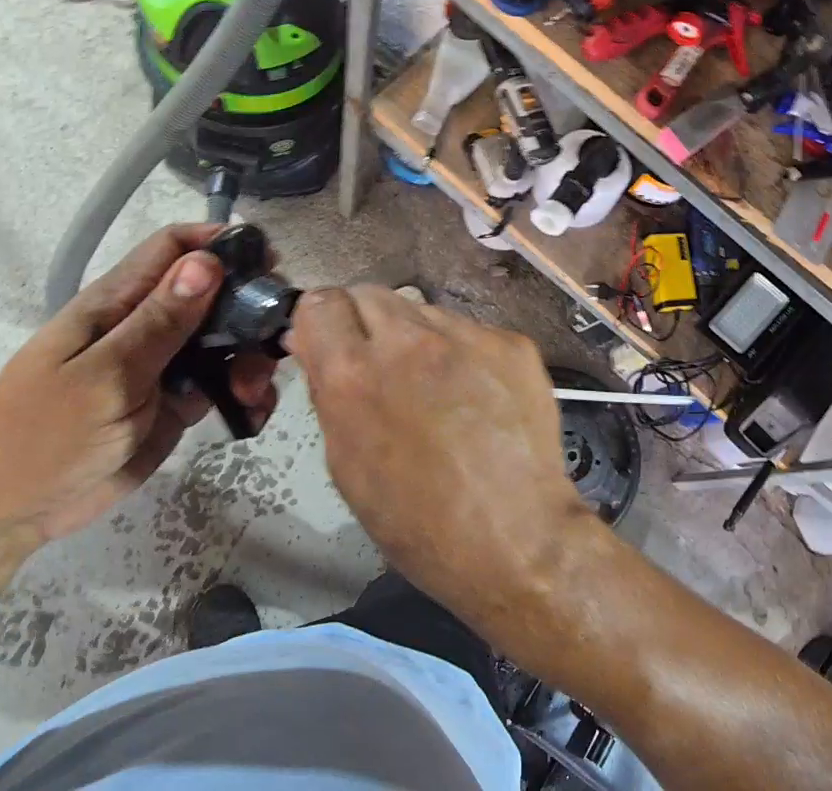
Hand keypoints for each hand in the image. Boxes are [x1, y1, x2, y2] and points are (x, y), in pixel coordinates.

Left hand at [0, 224, 280, 542]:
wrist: (19, 510)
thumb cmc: (47, 436)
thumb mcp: (105, 376)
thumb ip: (159, 321)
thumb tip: (206, 262)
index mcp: (115, 304)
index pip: (172, 248)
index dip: (219, 243)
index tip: (268, 261)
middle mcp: (145, 325)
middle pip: (213, 293)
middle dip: (250, 308)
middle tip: (276, 337)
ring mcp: (165, 364)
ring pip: (227, 340)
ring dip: (253, 357)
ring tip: (254, 391)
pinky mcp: (180, 400)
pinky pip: (226, 382)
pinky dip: (248, 391)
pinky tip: (253, 410)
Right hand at [288, 287, 590, 622]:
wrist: (516, 536)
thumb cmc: (420, 522)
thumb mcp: (349, 466)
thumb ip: (329, 394)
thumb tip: (315, 349)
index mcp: (354, 374)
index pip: (320, 303)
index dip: (321, 323)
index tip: (330, 342)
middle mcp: (408, 340)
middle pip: (371, 295)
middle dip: (366, 323)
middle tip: (380, 364)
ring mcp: (467, 337)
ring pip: (425, 312)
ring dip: (418, 338)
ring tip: (436, 388)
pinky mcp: (512, 344)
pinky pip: (473, 333)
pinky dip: (466, 355)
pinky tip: (479, 398)